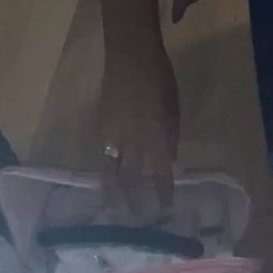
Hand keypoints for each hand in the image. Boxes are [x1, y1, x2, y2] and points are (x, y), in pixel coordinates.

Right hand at [91, 47, 179, 223]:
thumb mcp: (173, 110)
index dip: (163, 191)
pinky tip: (101, 177)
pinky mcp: (99, 124)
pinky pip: (101, 151)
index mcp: (156, 136)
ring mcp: (113, 132)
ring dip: (111, 191)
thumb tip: (166, 159)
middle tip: (134, 218)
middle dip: (133, 199)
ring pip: (110, 168)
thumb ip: (169, 137)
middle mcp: (133, 140)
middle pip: (131, 177)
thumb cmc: (160, 78)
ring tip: (110, 208)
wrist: (130, 54)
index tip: (166, 207)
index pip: (161, 172)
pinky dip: (102, 166)